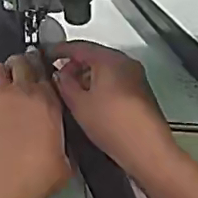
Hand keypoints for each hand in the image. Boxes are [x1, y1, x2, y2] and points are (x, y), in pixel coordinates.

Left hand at [0, 52, 71, 197]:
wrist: (0, 178)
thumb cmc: (29, 173)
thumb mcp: (63, 164)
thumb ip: (65, 150)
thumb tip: (64, 154)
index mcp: (49, 102)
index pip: (48, 73)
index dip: (44, 71)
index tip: (43, 73)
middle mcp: (23, 92)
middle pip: (22, 61)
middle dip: (23, 62)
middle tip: (23, 67)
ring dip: (2, 70)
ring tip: (3, 76)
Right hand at [50, 42, 184, 179]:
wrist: (147, 151)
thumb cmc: (119, 128)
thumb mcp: (77, 104)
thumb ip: (64, 83)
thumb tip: (61, 77)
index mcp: (110, 60)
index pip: (79, 46)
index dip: (60, 50)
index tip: (50, 54)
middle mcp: (126, 64)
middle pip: (94, 55)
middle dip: (74, 65)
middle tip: (59, 75)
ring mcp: (136, 78)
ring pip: (105, 69)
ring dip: (87, 77)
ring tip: (72, 93)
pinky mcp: (140, 93)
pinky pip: (115, 81)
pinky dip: (101, 87)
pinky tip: (91, 104)